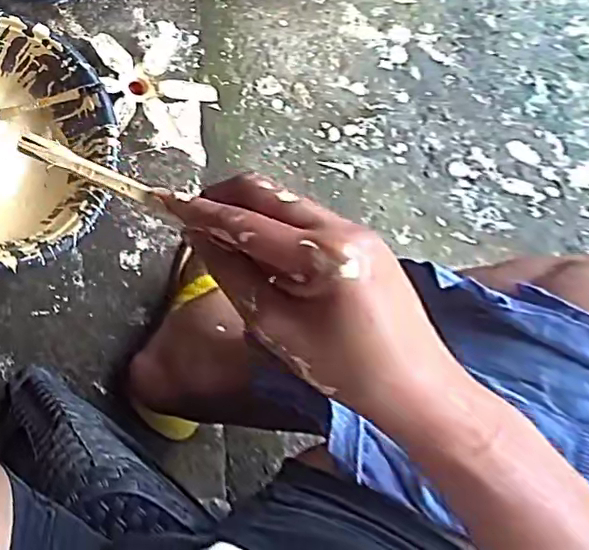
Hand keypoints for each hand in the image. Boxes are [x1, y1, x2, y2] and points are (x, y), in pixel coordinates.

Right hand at [166, 174, 472, 423]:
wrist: (424, 396)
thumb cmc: (347, 371)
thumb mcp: (275, 327)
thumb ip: (230, 273)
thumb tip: (196, 235)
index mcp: (322, 254)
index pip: (244, 222)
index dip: (198, 210)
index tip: (163, 200)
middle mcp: (342, 229)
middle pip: (263, 192)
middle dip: (220, 197)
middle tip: (190, 215)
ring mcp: (355, 230)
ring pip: (280, 200)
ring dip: (245, 211)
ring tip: (221, 238)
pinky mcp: (360, 239)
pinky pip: (300, 217)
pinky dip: (269, 224)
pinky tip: (259, 252)